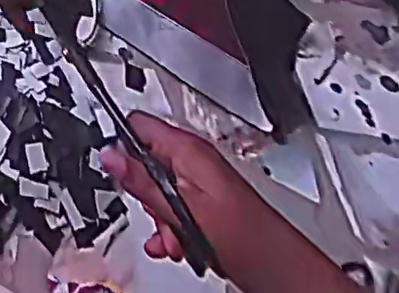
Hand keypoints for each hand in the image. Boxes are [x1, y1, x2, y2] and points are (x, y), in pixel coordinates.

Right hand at [101, 113, 352, 292]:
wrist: (290, 275)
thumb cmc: (249, 242)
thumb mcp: (182, 211)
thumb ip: (140, 180)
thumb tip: (108, 155)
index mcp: (186, 148)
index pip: (135, 123)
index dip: (119, 143)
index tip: (113, 167)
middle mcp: (194, 157)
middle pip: (145, 156)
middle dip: (143, 189)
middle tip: (152, 212)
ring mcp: (203, 178)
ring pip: (160, 183)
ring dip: (158, 212)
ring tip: (170, 237)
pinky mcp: (209, 199)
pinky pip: (176, 200)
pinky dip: (172, 221)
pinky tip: (177, 242)